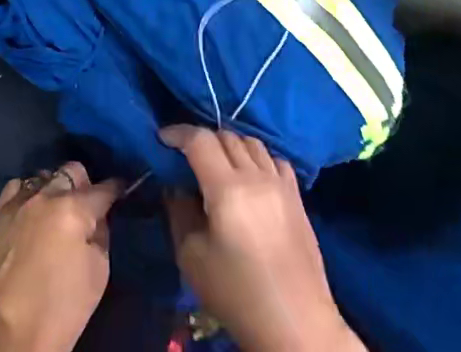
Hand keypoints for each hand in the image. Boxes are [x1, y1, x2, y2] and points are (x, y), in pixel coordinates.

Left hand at [0, 161, 120, 351]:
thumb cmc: (65, 305)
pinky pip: (18, 187)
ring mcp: (18, 199)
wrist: (13, 325)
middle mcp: (44, 195)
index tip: (121, 189)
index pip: (102, 189)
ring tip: (59, 208)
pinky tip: (33, 209)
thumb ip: (100, 234)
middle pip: (69, 171)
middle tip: (88, 203)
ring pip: (43, 175)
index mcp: (73, 209)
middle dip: (83, 183)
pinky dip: (29, 192)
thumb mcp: (99, 272)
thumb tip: (98, 215)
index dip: (115, 188)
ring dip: (55, 187)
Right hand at [160, 126, 364, 351]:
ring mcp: (282, 188)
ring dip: (230, 145)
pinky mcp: (298, 201)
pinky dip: (257, 158)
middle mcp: (257, 179)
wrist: (297, 328)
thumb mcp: (190, 254)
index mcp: (228, 189)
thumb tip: (176, 185)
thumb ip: (178, 209)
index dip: (177, 132)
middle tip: (185, 156)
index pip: (199, 139)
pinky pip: (276, 160)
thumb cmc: (237, 293)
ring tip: (216, 163)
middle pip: (225, 136)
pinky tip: (249, 176)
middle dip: (201, 139)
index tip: (161, 140)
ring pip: (252, 143)